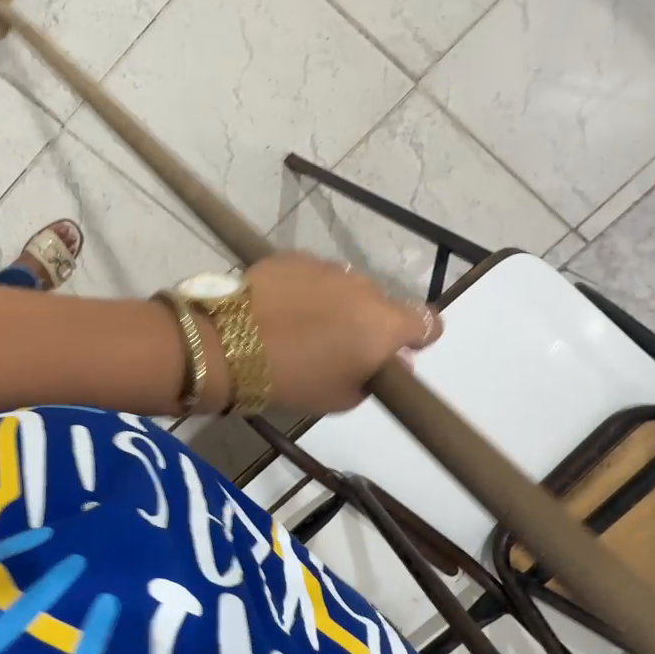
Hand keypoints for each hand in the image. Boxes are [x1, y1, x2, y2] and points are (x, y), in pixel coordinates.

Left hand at [245, 253, 441, 414]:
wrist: (228, 345)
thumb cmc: (293, 379)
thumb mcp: (345, 395)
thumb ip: (376, 376)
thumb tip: (391, 360)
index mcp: (385, 323)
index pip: (426, 321)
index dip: (414, 336)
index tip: (394, 349)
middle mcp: (362, 286)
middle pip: (378, 301)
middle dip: (366, 318)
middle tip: (335, 340)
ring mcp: (323, 267)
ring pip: (342, 284)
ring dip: (332, 299)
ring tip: (300, 321)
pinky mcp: (288, 257)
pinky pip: (308, 272)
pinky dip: (301, 286)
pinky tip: (279, 304)